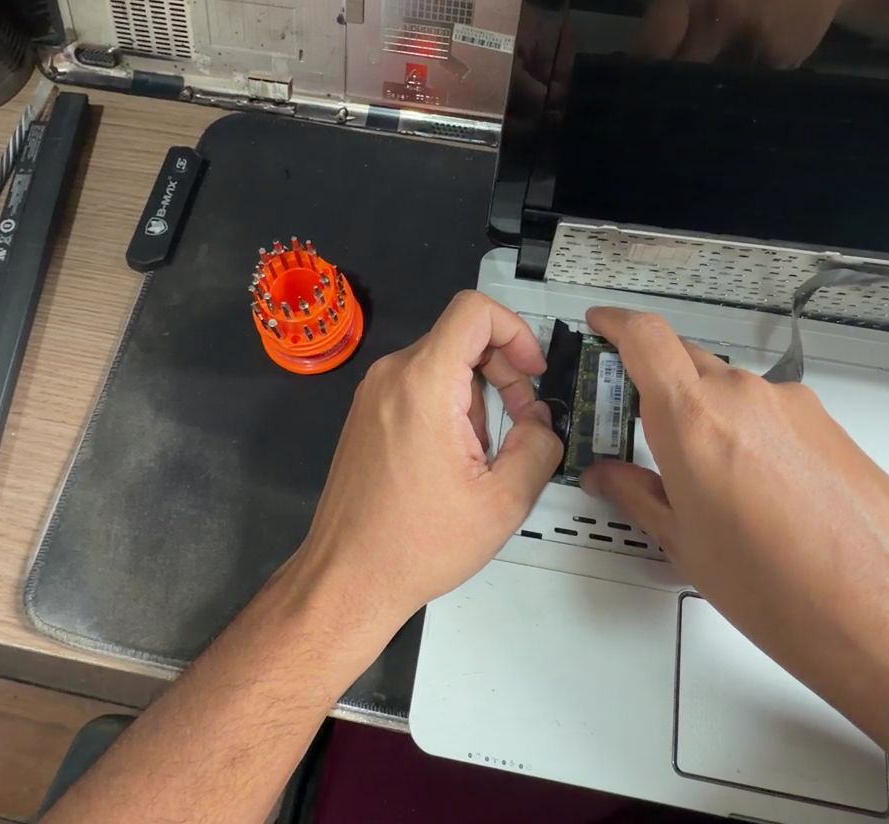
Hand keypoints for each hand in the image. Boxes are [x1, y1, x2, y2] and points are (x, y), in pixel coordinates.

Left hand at [284, 291, 563, 634]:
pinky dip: (449, 406)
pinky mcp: (367, 413)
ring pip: (443, 363)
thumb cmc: (417, 544)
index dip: (516, 330)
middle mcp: (392, 375)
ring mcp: (373, 392)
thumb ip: (539, 446)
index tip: (533, 372)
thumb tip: (541, 420)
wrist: (347, 577)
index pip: (474, 310)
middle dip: (504, 372)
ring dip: (478, 397)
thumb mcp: (503, 502)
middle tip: (522, 424)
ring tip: (481, 457)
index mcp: (423, 383)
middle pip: (462, 337)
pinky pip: (419, 385)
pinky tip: (452, 460)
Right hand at [579, 307, 888, 702]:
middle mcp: (743, 398)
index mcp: (694, 420)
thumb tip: (611, 476)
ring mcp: (791, 407)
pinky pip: (768, 410)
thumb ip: (636, 494)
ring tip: (703, 475)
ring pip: (727, 388)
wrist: (888, 619)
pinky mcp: (827, 423)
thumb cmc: (788, 593)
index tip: (603, 325)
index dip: (616, 322)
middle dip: (654, 384)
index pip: (645, 336)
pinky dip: (747, 431)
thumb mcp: (685, 543)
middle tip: (638, 422)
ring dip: (705, 413)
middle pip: (682, 359)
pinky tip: (752, 486)